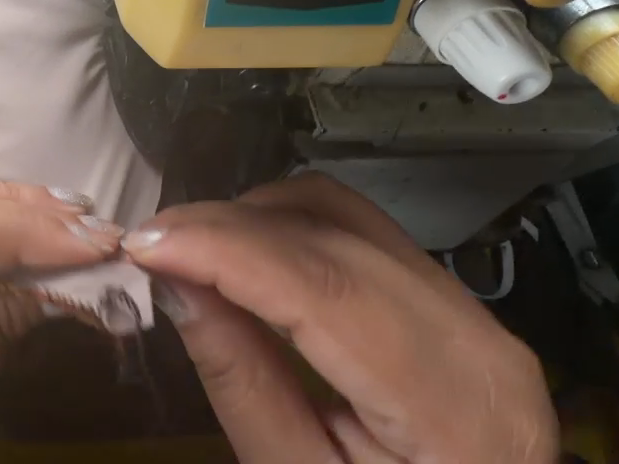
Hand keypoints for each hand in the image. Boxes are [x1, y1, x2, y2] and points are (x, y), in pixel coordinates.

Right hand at [123, 174, 556, 463]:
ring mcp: (463, 304)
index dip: (225, 251)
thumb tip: (172, 282)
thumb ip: (241, 381)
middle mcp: (474, 335)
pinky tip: (237, 248)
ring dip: (248, 216)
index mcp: (457, 408)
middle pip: (329, 235)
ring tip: (186, 247)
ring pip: (336, 211)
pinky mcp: (440, 290)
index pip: (325, 290)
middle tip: (148, 243)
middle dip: (223, 226)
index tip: (143, 243)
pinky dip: (279, 221)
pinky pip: (349, 223)